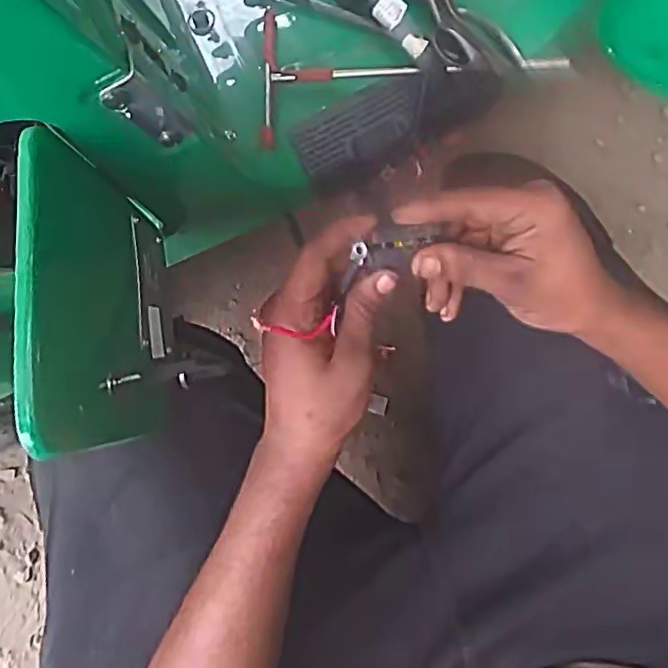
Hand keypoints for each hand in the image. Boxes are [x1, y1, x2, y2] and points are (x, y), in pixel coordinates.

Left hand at [253, 216, 398, 467]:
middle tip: (384, 240)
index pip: (312, 258)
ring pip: (319, 280)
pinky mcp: (295, 329)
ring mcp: (287, 318)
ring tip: (381, 260)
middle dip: (349, 248)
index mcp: (289, 311)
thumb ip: (365, 312)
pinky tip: (366, 290)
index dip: (340, 234)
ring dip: (348, 269)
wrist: (297, 445)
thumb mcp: (352, 360)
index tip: (369, 221)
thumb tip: (384, 273)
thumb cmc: (322, 409)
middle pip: (315, 265)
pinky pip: (319, 298)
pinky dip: (342, 290)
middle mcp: (282, 308)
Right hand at [393, 182, 666, 338]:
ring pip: (461, 234)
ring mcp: (513, 215)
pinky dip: (459, 269)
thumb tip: (419, 260)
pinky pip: (472, 244)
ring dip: (446, 268)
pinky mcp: (507, 230)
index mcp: (530, 203)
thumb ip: (463, 266)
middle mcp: (519, 199)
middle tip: (414, 276)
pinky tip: (449, 301)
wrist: (595, 314)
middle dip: (437, 251)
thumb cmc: (563, 297)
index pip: (469, 200)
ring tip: (435, 304)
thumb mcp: (511, 283)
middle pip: (461, 217)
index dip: (429, 209)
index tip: (395, 216)